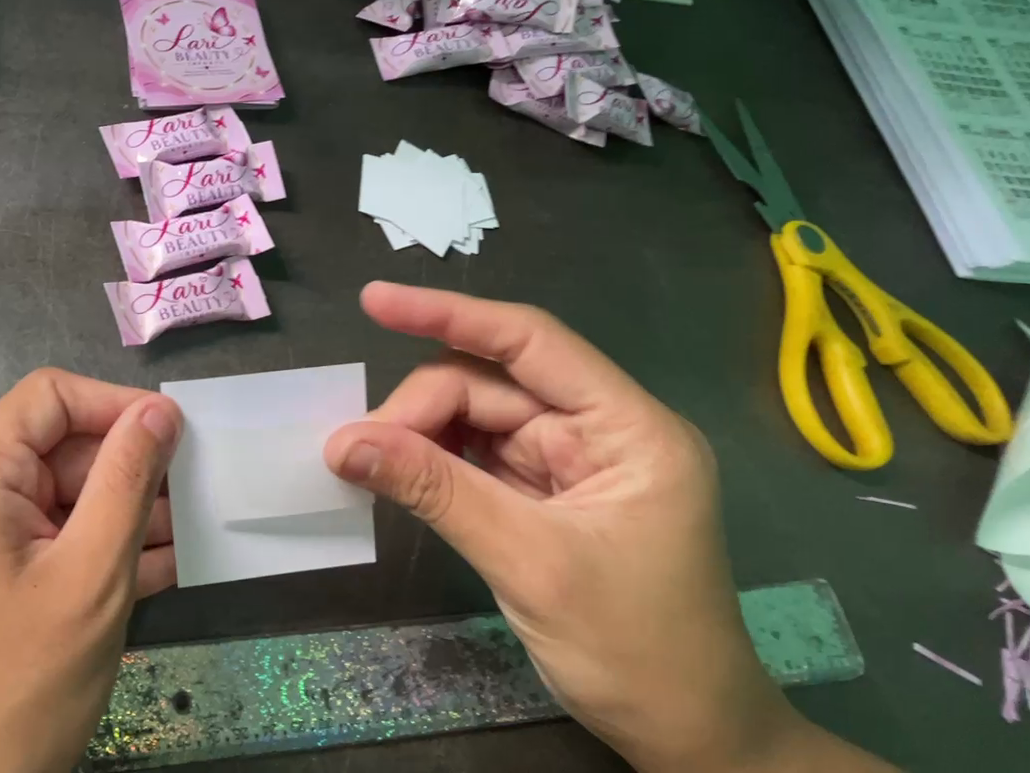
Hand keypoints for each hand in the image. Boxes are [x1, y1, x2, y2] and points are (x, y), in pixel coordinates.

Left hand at [0, 369, 181, 772]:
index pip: (50, 398)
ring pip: (72, 496)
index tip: (175, 434)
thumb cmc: (22, 679)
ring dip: (131, 511)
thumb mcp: (90, 574)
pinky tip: (167, 565)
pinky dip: (110, 547)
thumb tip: (160, 411)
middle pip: (64, 446)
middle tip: (199, 490)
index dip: (114, 404)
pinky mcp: (9, 576)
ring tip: (194, 529)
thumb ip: (127, 482)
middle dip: (131, 467)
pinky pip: (65, 538)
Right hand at [324, 283, 894, 772]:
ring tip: (366, 463)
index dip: (448, 314)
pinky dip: (429, 462)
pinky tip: (395, 473)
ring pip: (472, 417)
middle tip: (358, 451)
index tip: (374, 301)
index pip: (529, 342)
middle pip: (488, 383)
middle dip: (420, 409)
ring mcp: (569, 463)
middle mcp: (598, 431)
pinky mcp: (541, 493)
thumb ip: (434, 490)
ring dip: (417, 435)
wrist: (688, 739)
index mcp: (628, 429)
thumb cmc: (636, 651)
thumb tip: (342, 443)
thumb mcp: (529, 563)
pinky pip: (471, 455)